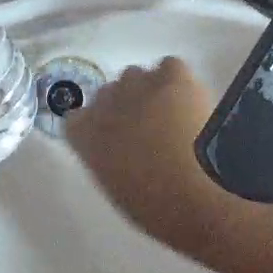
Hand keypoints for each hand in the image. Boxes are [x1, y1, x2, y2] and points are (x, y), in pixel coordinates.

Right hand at [65, 57, 246, 257]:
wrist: (194, 197)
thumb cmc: (153, 206)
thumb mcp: (114, 186)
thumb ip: (106, 159)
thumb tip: (118, 151)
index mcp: (84, 134)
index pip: (78, 118)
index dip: (98, 125)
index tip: (115, 139)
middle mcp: (104, 101)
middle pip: (109, 92)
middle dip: (125, 105)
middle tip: (148, 128)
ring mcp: (138, 84)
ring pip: (137, 76)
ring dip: (149, 90)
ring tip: (173, 114)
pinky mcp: (172, 76)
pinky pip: (170, 66)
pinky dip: (178, 79)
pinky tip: (190, 99)